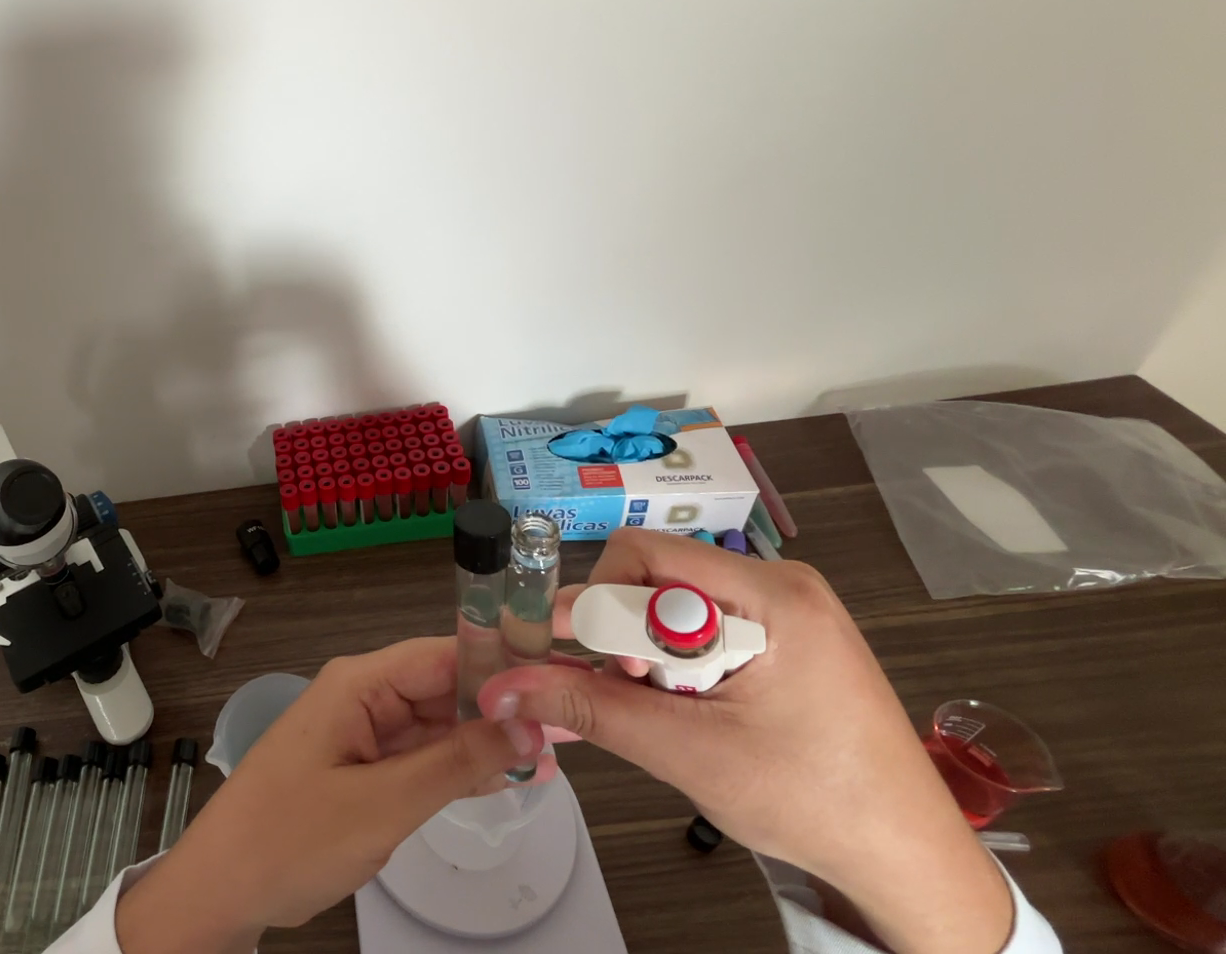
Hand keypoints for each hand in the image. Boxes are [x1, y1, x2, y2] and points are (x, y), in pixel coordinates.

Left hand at [116, 637, 550, 952]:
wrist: (223, 888)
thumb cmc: (291, 838)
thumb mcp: (383, 803)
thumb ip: (456, 762)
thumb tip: (527, 726)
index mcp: (359, 683)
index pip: (443, 653)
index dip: (502, 662)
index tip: (560, 679)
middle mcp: (362, 696)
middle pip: (443, 686)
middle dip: (503, 707)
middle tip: (569, 727)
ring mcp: (361, 732)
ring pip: (436, 723)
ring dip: (485, 741)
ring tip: (552, 756)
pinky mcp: (360, 766)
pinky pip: (419, 755)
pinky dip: (457, 766)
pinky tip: (504, 778)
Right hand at [477, 528, 1012, 953]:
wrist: (909, 860)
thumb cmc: (808, 801)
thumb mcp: (686, 753)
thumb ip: (589, 709)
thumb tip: (505, 686)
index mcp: (771, 593)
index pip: (643, 554)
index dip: (600, 601)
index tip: (596, 664)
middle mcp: (779, 582)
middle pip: (656, 574)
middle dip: (625, 632)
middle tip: (631, 692)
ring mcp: (788, 608)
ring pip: (672, 602)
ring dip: (648, 654)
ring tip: (665, 711)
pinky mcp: (788, 637)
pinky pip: (701, 624)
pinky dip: (674, 663)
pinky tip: (687, 709)